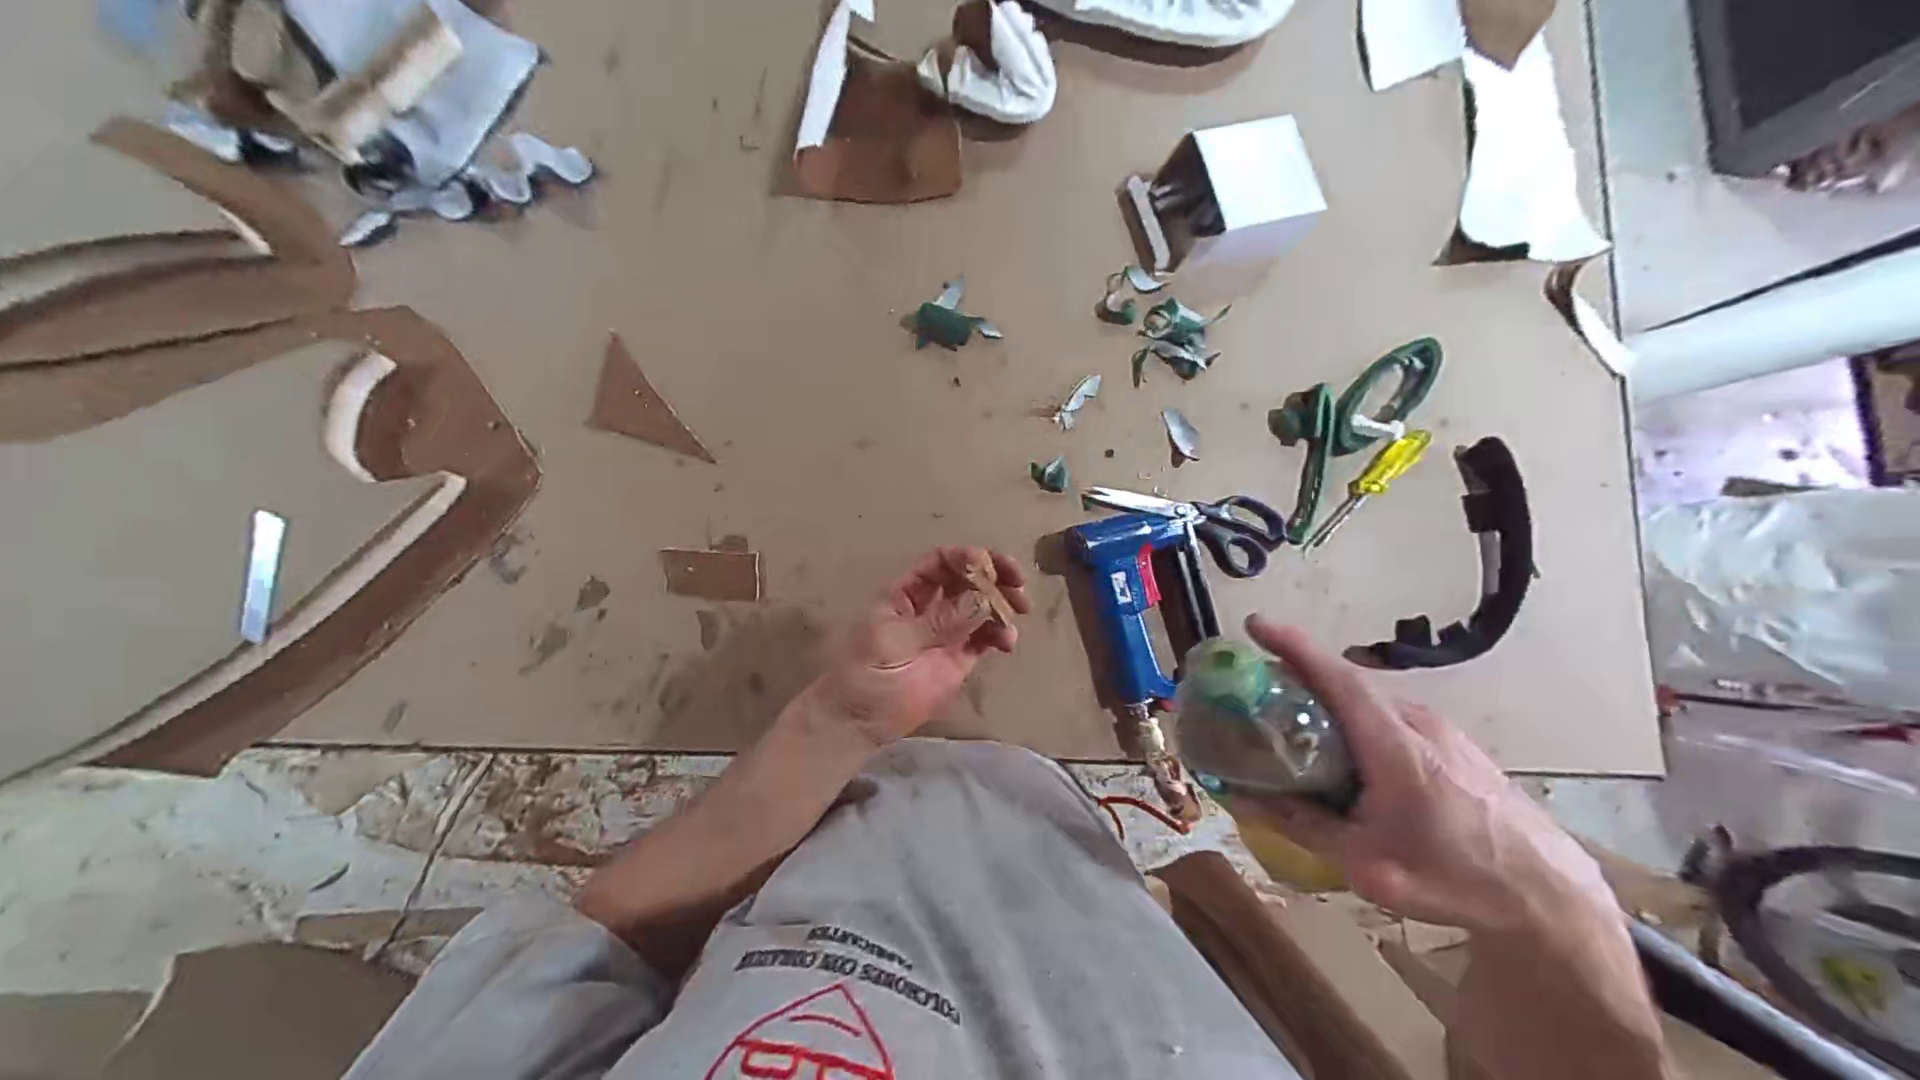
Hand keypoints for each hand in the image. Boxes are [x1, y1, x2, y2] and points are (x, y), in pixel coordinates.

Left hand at [802, 547, 1029, 746]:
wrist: (859, 721)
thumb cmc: (865, 674)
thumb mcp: (895, 642)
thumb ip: (938, 622)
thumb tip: (983, 599)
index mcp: (907, 593)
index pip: (941, 562)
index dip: (967, 558)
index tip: (990, 566)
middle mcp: (931, 606)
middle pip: (968, 578)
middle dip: (994, 575)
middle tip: (1018, 585)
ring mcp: (947, 631)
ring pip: (982, 605)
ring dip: (1002, 604)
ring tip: (1017, 614)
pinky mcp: (960, 657)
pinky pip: (986, 636)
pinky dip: (1001, 634)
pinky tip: (1006, 643)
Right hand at [1236, 615, 1613, 935]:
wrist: (1554, 900)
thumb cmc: (1456, 880)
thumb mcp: (1366, 864)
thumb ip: (1302, 824)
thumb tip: (1241, 798)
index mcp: (1394, 746)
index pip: (1337, 678)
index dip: (1294, 646)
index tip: (1255, 623)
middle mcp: (1417, 723)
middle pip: (1346, 685)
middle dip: (1297, 679)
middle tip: (1254, 694)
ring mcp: (1441, 730)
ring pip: (1369, 702)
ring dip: (1328, 703)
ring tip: (1294, 727)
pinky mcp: (1455, 743)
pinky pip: (1389, 716)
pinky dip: (1356, 720)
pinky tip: (1348, 754)